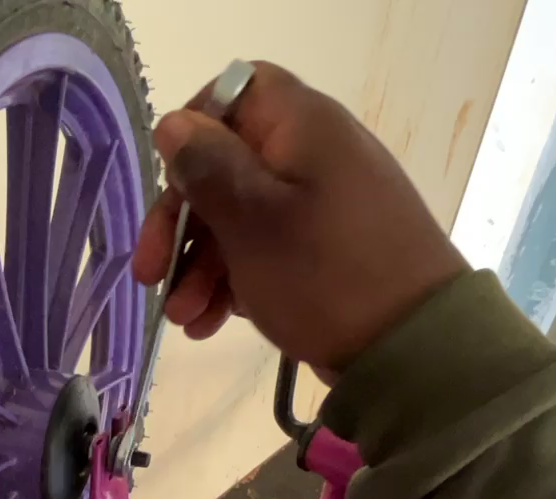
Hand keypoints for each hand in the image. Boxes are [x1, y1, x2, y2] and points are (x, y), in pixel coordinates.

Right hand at [132, 62, 467, 377]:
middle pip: (223, 170)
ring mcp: (314, 209)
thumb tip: (173, 125)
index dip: (191, 133)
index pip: (234, 94)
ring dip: (198, 271)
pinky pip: (259, 256)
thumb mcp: (252, 221)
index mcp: (299, 128)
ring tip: (183, 320)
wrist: (405, 346)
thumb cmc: (322, 275)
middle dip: (180, 228)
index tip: (166, 186)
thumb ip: (207, 169)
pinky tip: (207, 326)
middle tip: (149, 277)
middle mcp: (307, 158)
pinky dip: (228, 287)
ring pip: (235, 222)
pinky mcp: (317, 254)